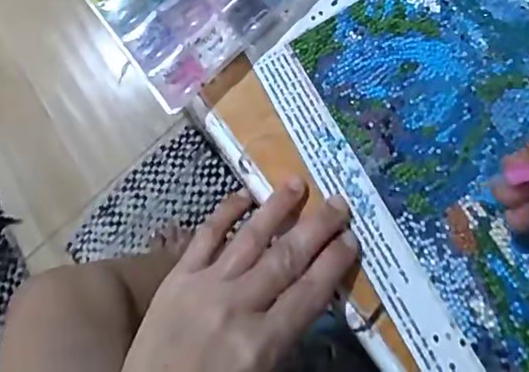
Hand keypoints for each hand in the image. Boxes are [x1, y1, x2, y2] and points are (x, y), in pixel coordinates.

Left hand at [122, 179, 359, 371]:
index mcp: (260, 345)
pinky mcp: (177, 276)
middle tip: (339, 202)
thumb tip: (305, 300)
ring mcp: (205, 285)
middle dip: (317, 228)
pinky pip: (206, 235)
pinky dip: (225, 211)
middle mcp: (237, 306)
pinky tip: (243, 194)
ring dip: (277, 208)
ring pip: (250, 237)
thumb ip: (282, 342)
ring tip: (298, 183)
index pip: (308, 294)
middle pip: (286, 258)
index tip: (352, 239)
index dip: (333, 264)